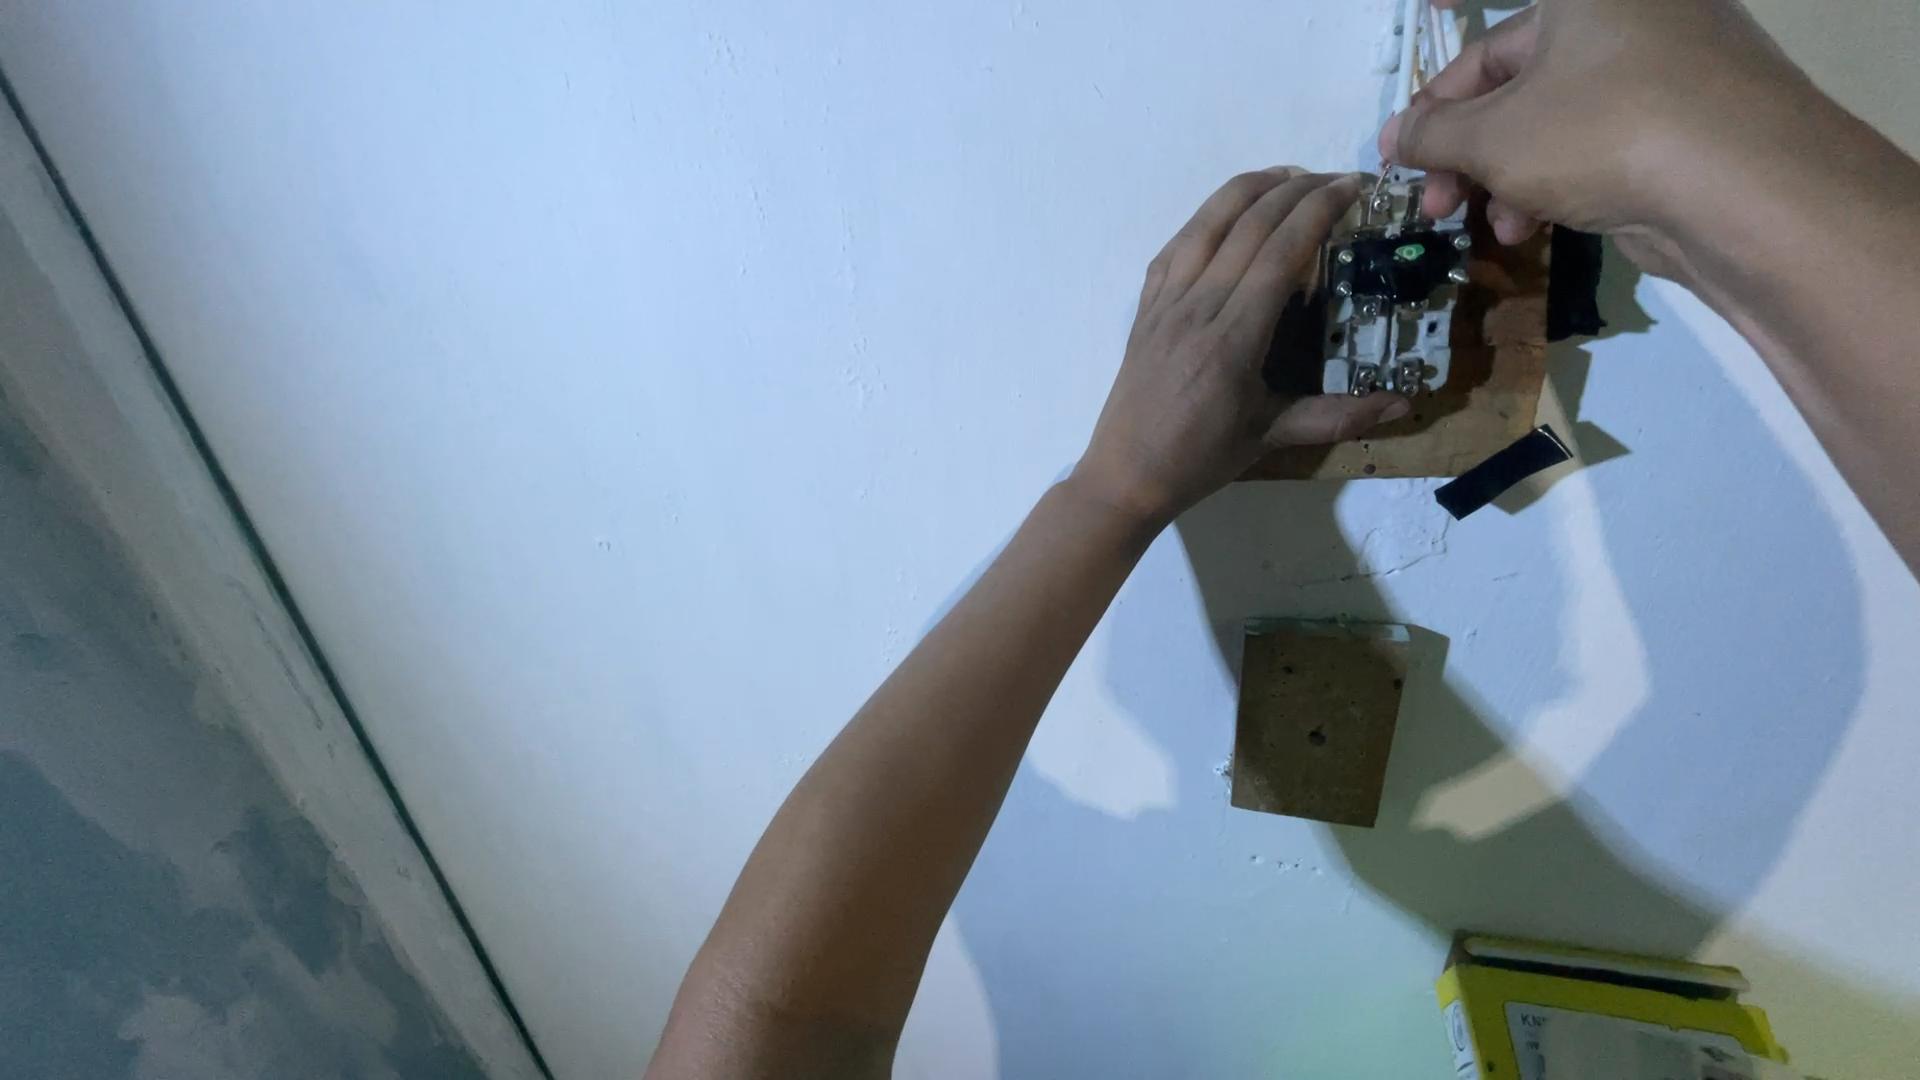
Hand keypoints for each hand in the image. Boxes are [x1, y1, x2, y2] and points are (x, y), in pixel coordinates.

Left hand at [1073, 168, 1408, 526]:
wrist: (1125, 476)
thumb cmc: (1197, 460)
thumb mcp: (1268, 437)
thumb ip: (1336, 416)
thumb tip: (1402, 407)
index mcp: (1233, 338)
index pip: (1280, 250)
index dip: (1319, 208)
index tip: (1353, 187)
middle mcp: (1196, 309)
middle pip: (1246, 226)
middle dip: (1294, 189)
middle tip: (1332, 180)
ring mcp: (1163, 308)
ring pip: (1202, 227)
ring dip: (1244, 191)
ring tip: (1282, 176)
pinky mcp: (1141, 314)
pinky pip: (1170, 252)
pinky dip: (1199, 223)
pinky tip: (1220, 216)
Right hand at [1384, 0, 1810, 263]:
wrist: (1738, 185)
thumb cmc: (1597, 136)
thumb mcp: (1489, 136)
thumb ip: (1432, 134)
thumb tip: (1394, 135)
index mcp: (1582, 2)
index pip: (1478, 55)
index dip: (1429, 113)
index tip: (1399, 163)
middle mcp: (1626, 22)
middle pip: (1511, 97)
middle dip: (1465, 160)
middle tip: (1436, 208)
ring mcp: (1659, 72)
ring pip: (1546, 129)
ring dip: (1501, 184)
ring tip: (1495, 226)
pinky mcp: (1677, 122)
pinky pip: (1589, 147)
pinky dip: (1549, 186)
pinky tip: (1534, 227)